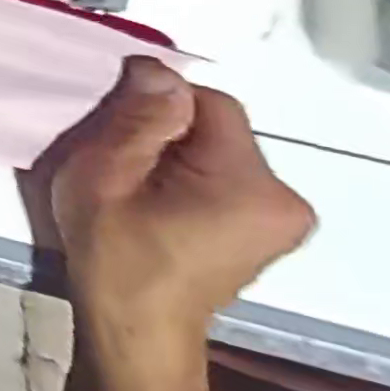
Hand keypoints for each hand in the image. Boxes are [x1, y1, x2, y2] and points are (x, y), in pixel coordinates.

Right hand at [48, 57, 315, 390]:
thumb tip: (156, 68)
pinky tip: (154, 195)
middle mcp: (285, 197)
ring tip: (131, 178)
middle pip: (215, 125)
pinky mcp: (267, 227)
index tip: (113, 125)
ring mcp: (282, 216)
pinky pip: (223, 172)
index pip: (207, 102)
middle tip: (116, 155)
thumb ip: (136, 121)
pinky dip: (185, 171)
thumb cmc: (111, 246)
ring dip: (171, 150)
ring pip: (215, 147)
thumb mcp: (104, 173)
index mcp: (248, 183)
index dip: (154, 103)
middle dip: (162, 128)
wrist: (132, 321)